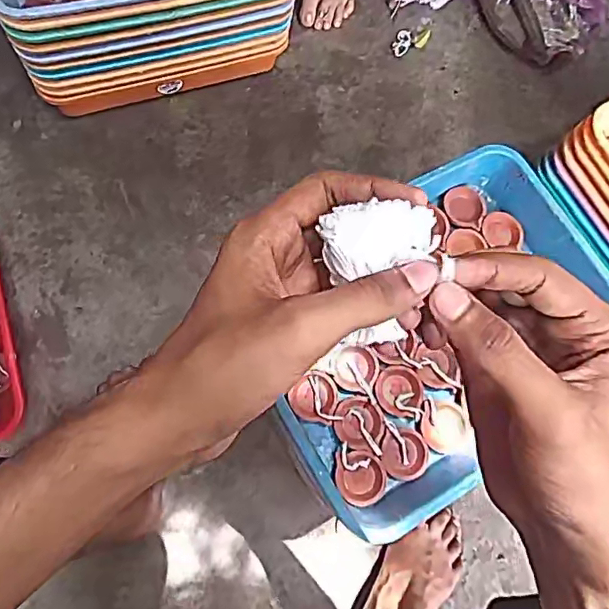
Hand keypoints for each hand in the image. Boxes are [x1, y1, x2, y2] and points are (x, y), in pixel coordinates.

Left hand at [139, 173, 438, 462]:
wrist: (180, 418)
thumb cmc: (224, 366)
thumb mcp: (300, 327)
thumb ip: (365, 299)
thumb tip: (422, 273)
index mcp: (263, 237)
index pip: (324, 191)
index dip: (372, 190)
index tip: (414, 207)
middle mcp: (271, 255)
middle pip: (336, 229)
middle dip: (383, 239)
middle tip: (427, 253)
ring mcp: (278, 291)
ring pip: (338, 269)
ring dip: (377, 278)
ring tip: (420, 292)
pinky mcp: (284, 323)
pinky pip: (332, 303)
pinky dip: (362, 308)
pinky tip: (394, 322)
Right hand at [420, 252, 608, 581]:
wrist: (561, 528)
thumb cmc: (580, 474)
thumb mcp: (547, 409)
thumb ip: (497, 349)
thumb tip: (445, 295)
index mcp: (592, 327)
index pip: (537, 277)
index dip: (490, 268)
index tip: (443, 271)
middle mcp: (556, 328)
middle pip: (501, 285)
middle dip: (459, 284)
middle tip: (417, 288)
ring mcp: (519, 346)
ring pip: (474, 304)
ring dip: (442, 304)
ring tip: (413, 313)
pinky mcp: (488, 365)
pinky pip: (457, 331)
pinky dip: (436, 327)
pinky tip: (421, 334)